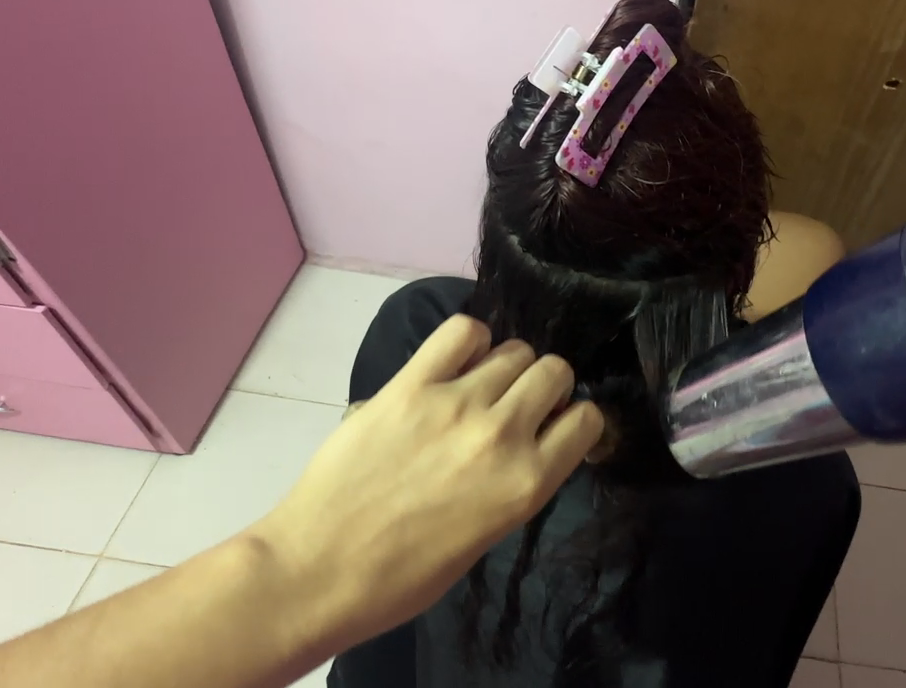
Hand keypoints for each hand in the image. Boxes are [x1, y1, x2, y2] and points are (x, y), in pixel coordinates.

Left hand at [247, 314, 603, 648]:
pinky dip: (468, 341)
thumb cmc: (404, 574)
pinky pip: (462, 331)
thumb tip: (532, 437)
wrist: (318, 571)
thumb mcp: (489, 535)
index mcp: (527, 484)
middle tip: (514, 405)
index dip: (572, 419)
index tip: (553, 425)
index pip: (587, 419)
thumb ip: (520, 479)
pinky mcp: (412, 384)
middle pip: (555, 371)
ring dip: (506, 367)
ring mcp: (456, 403)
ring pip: (515, 349)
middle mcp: (502, 434)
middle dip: (544, 386)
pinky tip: (454, 364)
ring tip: (478, 387)